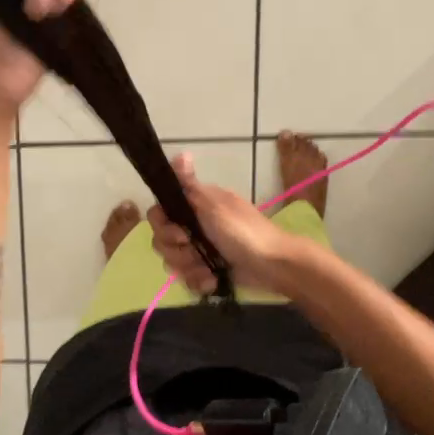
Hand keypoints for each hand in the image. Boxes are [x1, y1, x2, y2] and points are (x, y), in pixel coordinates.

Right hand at [148, 154, 312, 295]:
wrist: (273, 265)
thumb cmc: (244, 232)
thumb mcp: (215, 206)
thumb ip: (190, 185)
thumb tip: (182, 152)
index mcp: (195, 206)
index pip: (159, 214)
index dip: (163, 227)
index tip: (180, 234)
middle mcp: (194, 226)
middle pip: (162, 241)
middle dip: (176, 253)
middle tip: (194, 253)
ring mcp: (200, 250)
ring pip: (173, 262)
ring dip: (189, 270)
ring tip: (209, 272)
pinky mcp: (207, 270)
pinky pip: (188, 279)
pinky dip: (199, 282)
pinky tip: (213, 282)